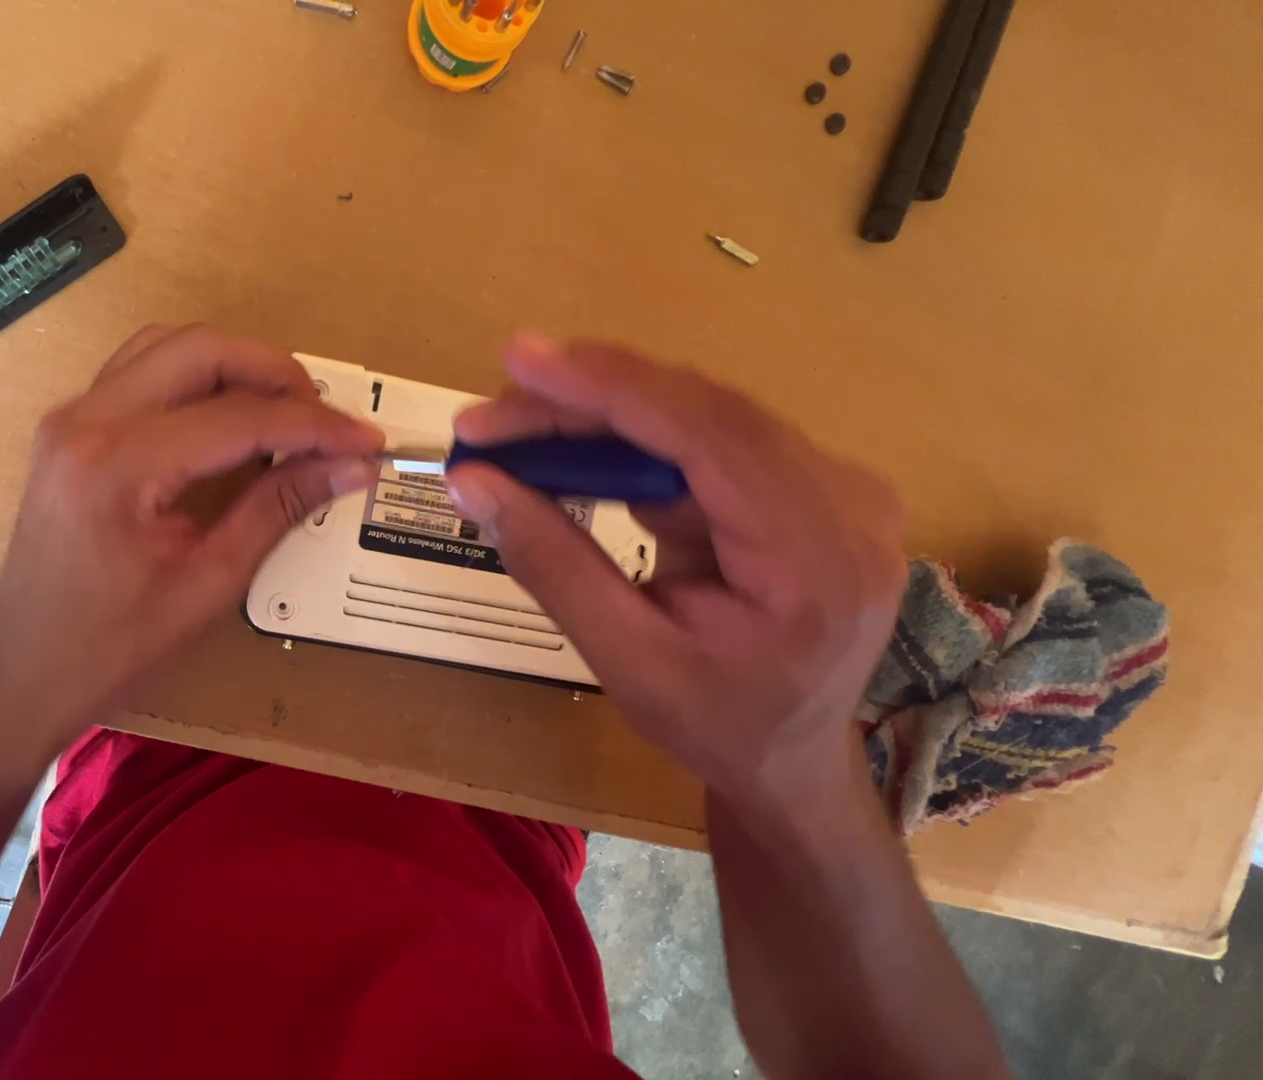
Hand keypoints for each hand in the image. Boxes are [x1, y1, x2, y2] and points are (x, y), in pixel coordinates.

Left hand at [0, 324, 382, 739]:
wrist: (25, 674)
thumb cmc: (113, 648)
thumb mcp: (209, 582)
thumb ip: (278, 509)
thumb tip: (349, 468)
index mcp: (119, 464)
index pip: (239, 418)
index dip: (314, 426)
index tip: (366, 442)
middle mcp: (86, 420)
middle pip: (201, 352)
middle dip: (276, 375)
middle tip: (325, 421)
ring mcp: (70, 419)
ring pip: (168, 348)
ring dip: (234, 367)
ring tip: (285, 413)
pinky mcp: (69, 430)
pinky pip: (141, 372)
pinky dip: (194, 379)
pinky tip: (228, 417)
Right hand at [445, 336, 905, 806]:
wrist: (791, 762)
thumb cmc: (715, 727)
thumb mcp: (624, 661)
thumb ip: (552, 565)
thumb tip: (472, 483)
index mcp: (818, 556)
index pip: (710, 434)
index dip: (609, 387)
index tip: (520, 359)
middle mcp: (842, 498)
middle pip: (697, 413)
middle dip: (582, 405)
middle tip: (485, 422)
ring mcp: (826, 486)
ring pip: (692, 418)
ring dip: (595, 421)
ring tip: (506, 438)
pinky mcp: (794, 486)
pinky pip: (695, 443)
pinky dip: (622, 446)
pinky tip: (560, 457)